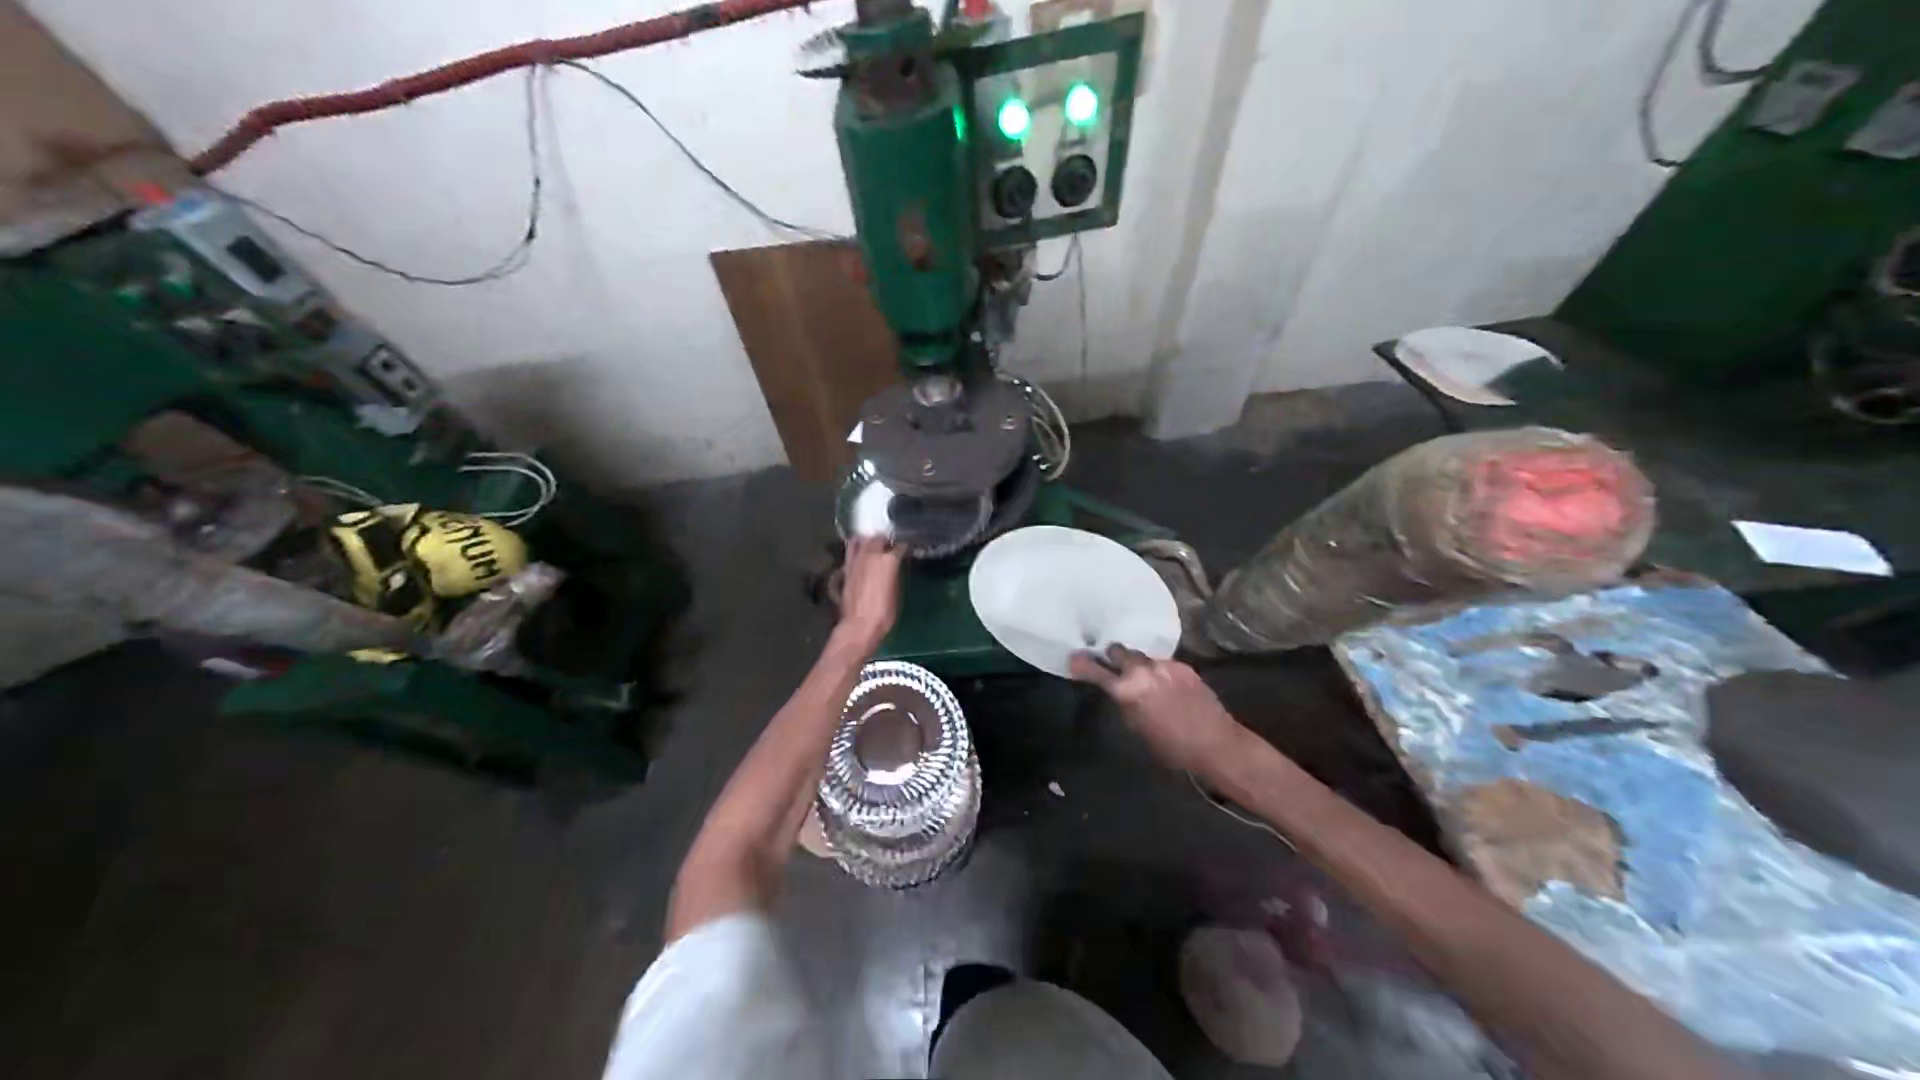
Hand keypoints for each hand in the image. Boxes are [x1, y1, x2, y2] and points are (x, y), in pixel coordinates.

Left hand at [836, 537, 902, 653]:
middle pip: (877, 538)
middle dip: (884, 540)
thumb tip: (893, 567)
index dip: (902, 548)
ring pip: (861, 540)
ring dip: (868, 541)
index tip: (904, 550)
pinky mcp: (845, 568)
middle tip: (888, 545)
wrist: (860, 625)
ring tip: (872, 545)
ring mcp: (856, 560)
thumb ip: (893, 574)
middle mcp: (871, 555)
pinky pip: (850, 551)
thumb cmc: (884, 613)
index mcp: (889, 560)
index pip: (898, 547)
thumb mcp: (895, 592)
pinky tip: (859, 554)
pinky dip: (856, 549)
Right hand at [1070, 645, 1243, 772]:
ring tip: (1142, 678)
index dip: (1082, 664)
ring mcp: (1165, 665)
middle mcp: (1143, 671)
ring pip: (1142, 657)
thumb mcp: (1136, 728)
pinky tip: (1166, 686)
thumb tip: (1117, 692)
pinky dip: (1159, 671)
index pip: (1095, 670)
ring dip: (1137, 665)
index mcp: (1127, 690)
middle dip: (1113, 657)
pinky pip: (1162, 664)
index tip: (1074, 658)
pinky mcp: (1183, 666)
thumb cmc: (1171, 747)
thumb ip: (1123, 704)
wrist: (1215, 743)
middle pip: (1119, 650)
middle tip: (1112, 665)